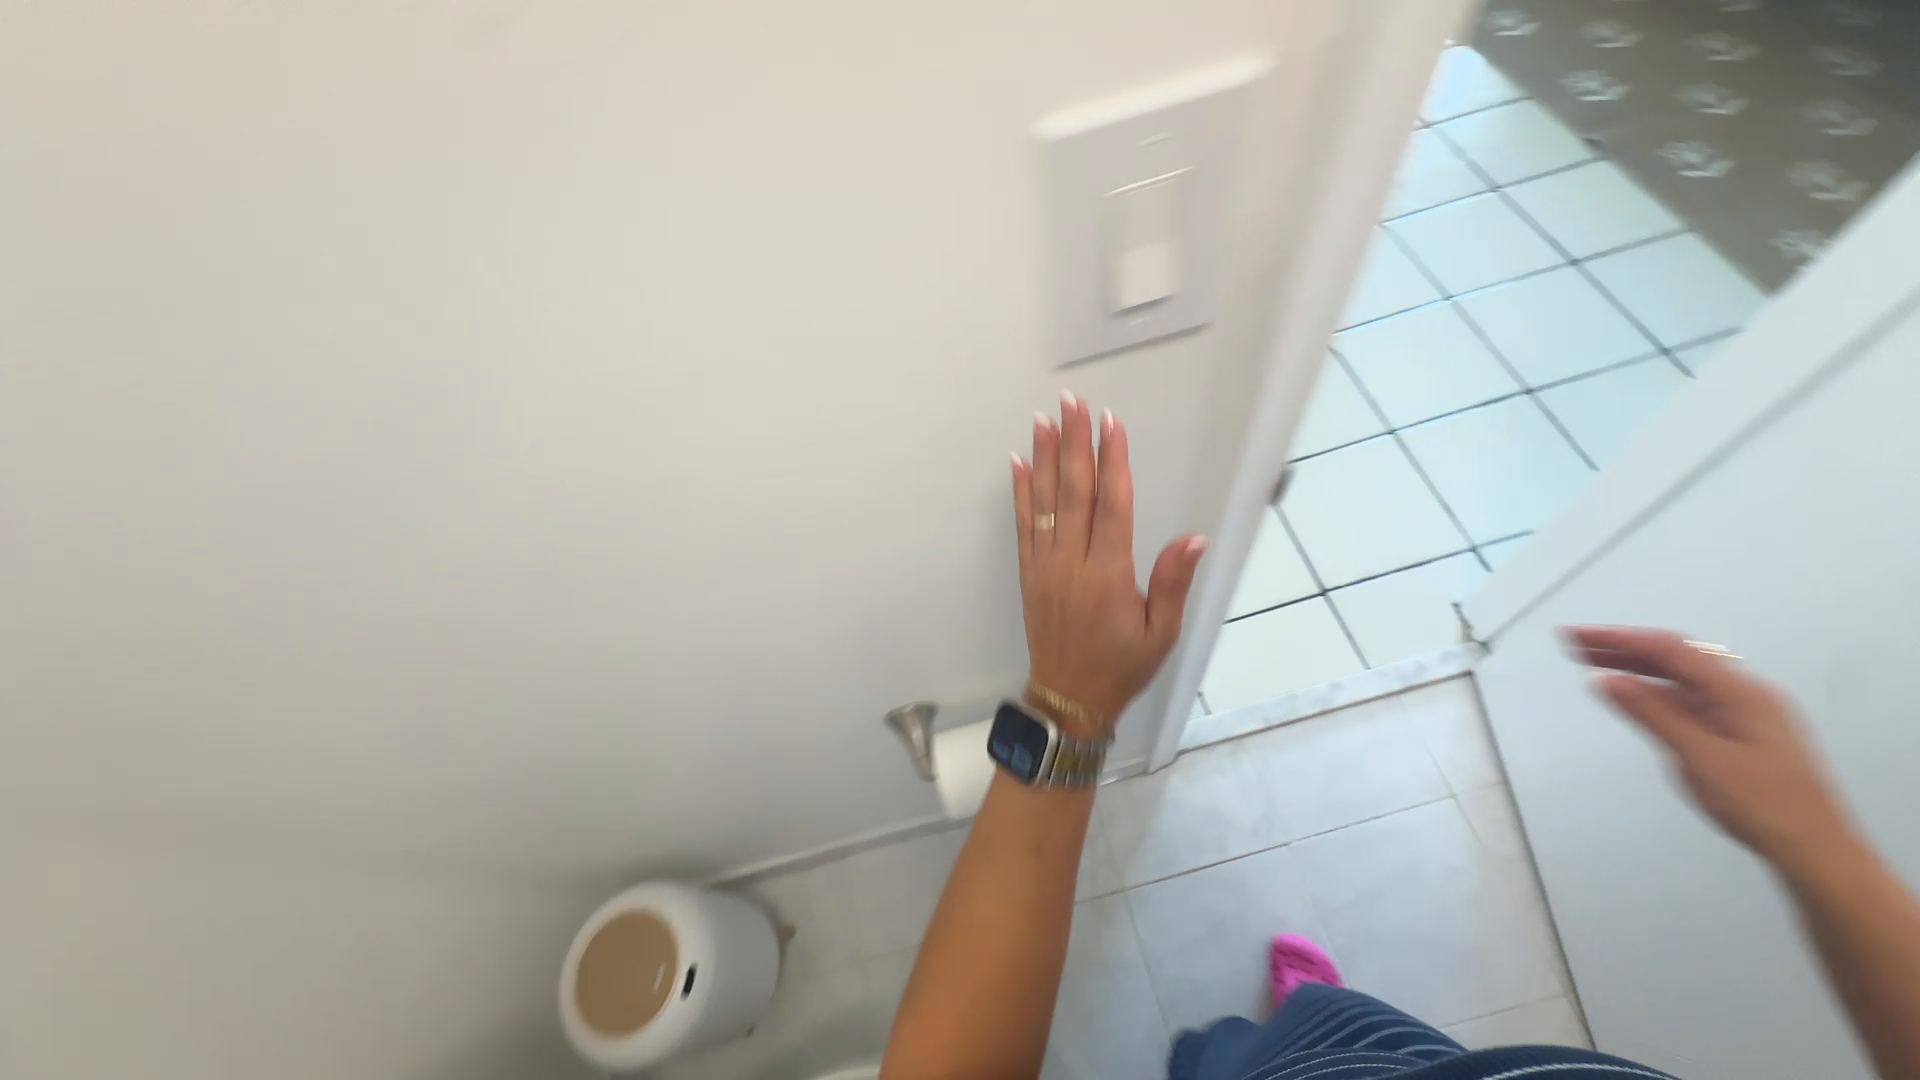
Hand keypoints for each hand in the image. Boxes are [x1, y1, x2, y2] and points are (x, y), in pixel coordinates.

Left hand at [1010, 394, 1206, 737]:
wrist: (1068, 700)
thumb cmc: (1122, 667)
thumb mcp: (1161, 634)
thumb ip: (1173, 583)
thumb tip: (1195, 537)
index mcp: (1108, 575)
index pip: (1112, 505)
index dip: (1112, 461)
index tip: (1110, 423)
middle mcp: (1072, 564)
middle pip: (1074, 492)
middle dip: (1074, 443)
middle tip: (1073, 402)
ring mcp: (1044, 567)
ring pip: (1044, 502)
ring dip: (1044, 458)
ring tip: (1044, 420)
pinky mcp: (1028, 574)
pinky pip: (1023, 527)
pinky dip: (1021, 493)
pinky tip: (1018, 464)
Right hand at [1566, 625, 1856, 872]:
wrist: (1817, 851)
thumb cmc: (1763, 805)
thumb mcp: (1701, 757)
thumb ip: (1653, 714)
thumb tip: (1607, 679)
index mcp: (1741, 693)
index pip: (1670, 650)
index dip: (1619, 638)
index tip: (1577, 636)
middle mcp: (1744, 694)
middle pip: (1675, 657)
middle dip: (1622, 646)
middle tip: (1575, 643)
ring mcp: (1741, 712)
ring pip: (1679, 677)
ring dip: (1634, 666)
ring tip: (1592, 662)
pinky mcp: (1735, 731)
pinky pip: (1686, 697)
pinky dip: (1652, 689)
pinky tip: (1631, 693)